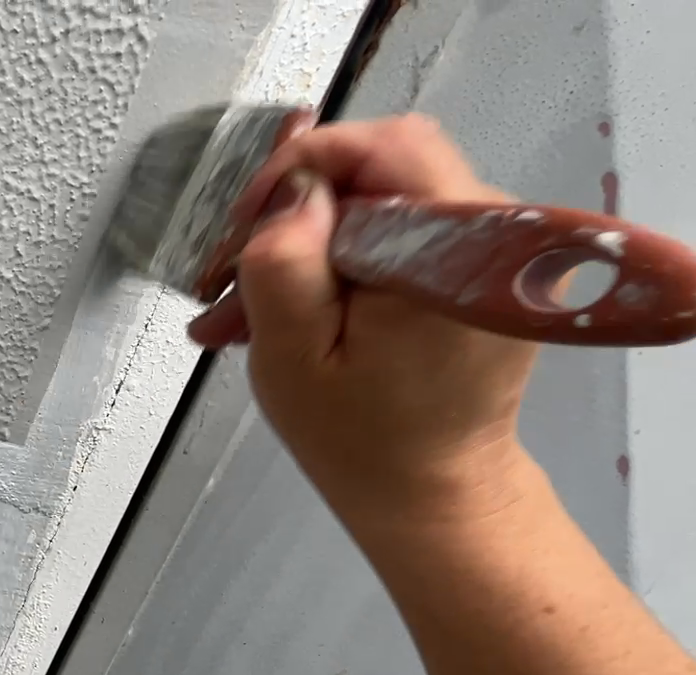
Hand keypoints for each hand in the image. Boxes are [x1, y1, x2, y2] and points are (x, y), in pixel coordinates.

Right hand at [187, 114, 542, 531]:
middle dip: (287, 218)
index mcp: (449, 250)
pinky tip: (280, 315)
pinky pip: (390, 239)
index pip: (383, 151)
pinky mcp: (468, 271)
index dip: (298, 170)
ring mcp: (484, 250)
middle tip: (222, 278)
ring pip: (374, 208)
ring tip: (233, 314)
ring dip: (295, 250)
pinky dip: (327, 267)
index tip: (239, 224)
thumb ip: (286, 267)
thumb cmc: (354, 435)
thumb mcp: (292, 355)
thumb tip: (289, 197)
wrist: (422, 486)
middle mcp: (488, 233)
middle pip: (377, 175)